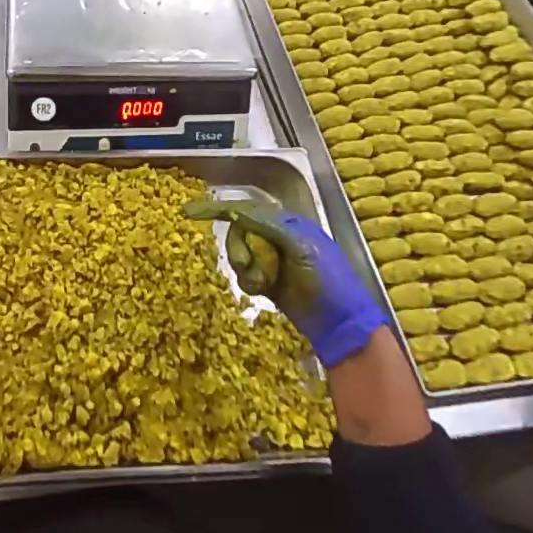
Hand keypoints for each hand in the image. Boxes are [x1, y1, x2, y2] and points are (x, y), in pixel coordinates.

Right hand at [184, 198, 388, 367]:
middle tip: (249, 266)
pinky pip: (245, 275)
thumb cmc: (327, 281)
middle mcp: (277, 237)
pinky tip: (261, 291)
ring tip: (262, 283)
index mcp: (288, 223)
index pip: (248, 210)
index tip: (191, 213)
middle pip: (239, 233)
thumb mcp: (301, 249)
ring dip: (246, 269)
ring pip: (240, 254)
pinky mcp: (268, 280)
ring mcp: (272, 259)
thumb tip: (239, 212)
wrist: (340, 323)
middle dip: (239, 249)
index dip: (220, 210)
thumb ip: (270, 229)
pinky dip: (248, 282)